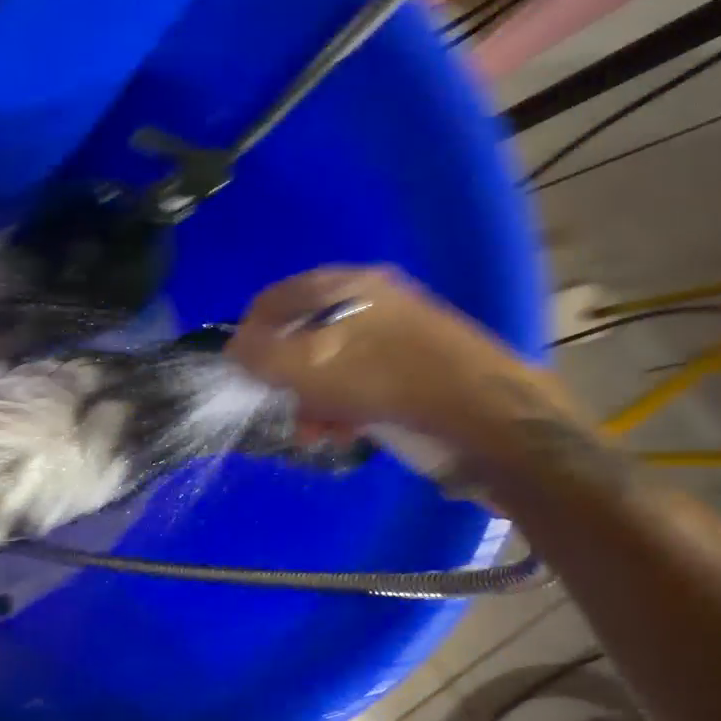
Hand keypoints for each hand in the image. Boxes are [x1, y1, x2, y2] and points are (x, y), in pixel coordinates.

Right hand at [226, 266, 570, 446]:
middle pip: (302, 336)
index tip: (242, 371)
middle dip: (284, 377)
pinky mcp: (420, 369)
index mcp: (344, 286)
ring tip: (313, 431)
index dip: (249, 334)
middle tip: (279, 405)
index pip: (273, 300)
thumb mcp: (300, 365)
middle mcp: (372, 301)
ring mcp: (399, 335)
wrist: (487, 417)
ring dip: (313, 400)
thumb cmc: (382, 380)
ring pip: (332, 365)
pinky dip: (346, 407)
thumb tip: (233, 350)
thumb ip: (255, 354)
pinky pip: (363, 383)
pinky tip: (345, 433)